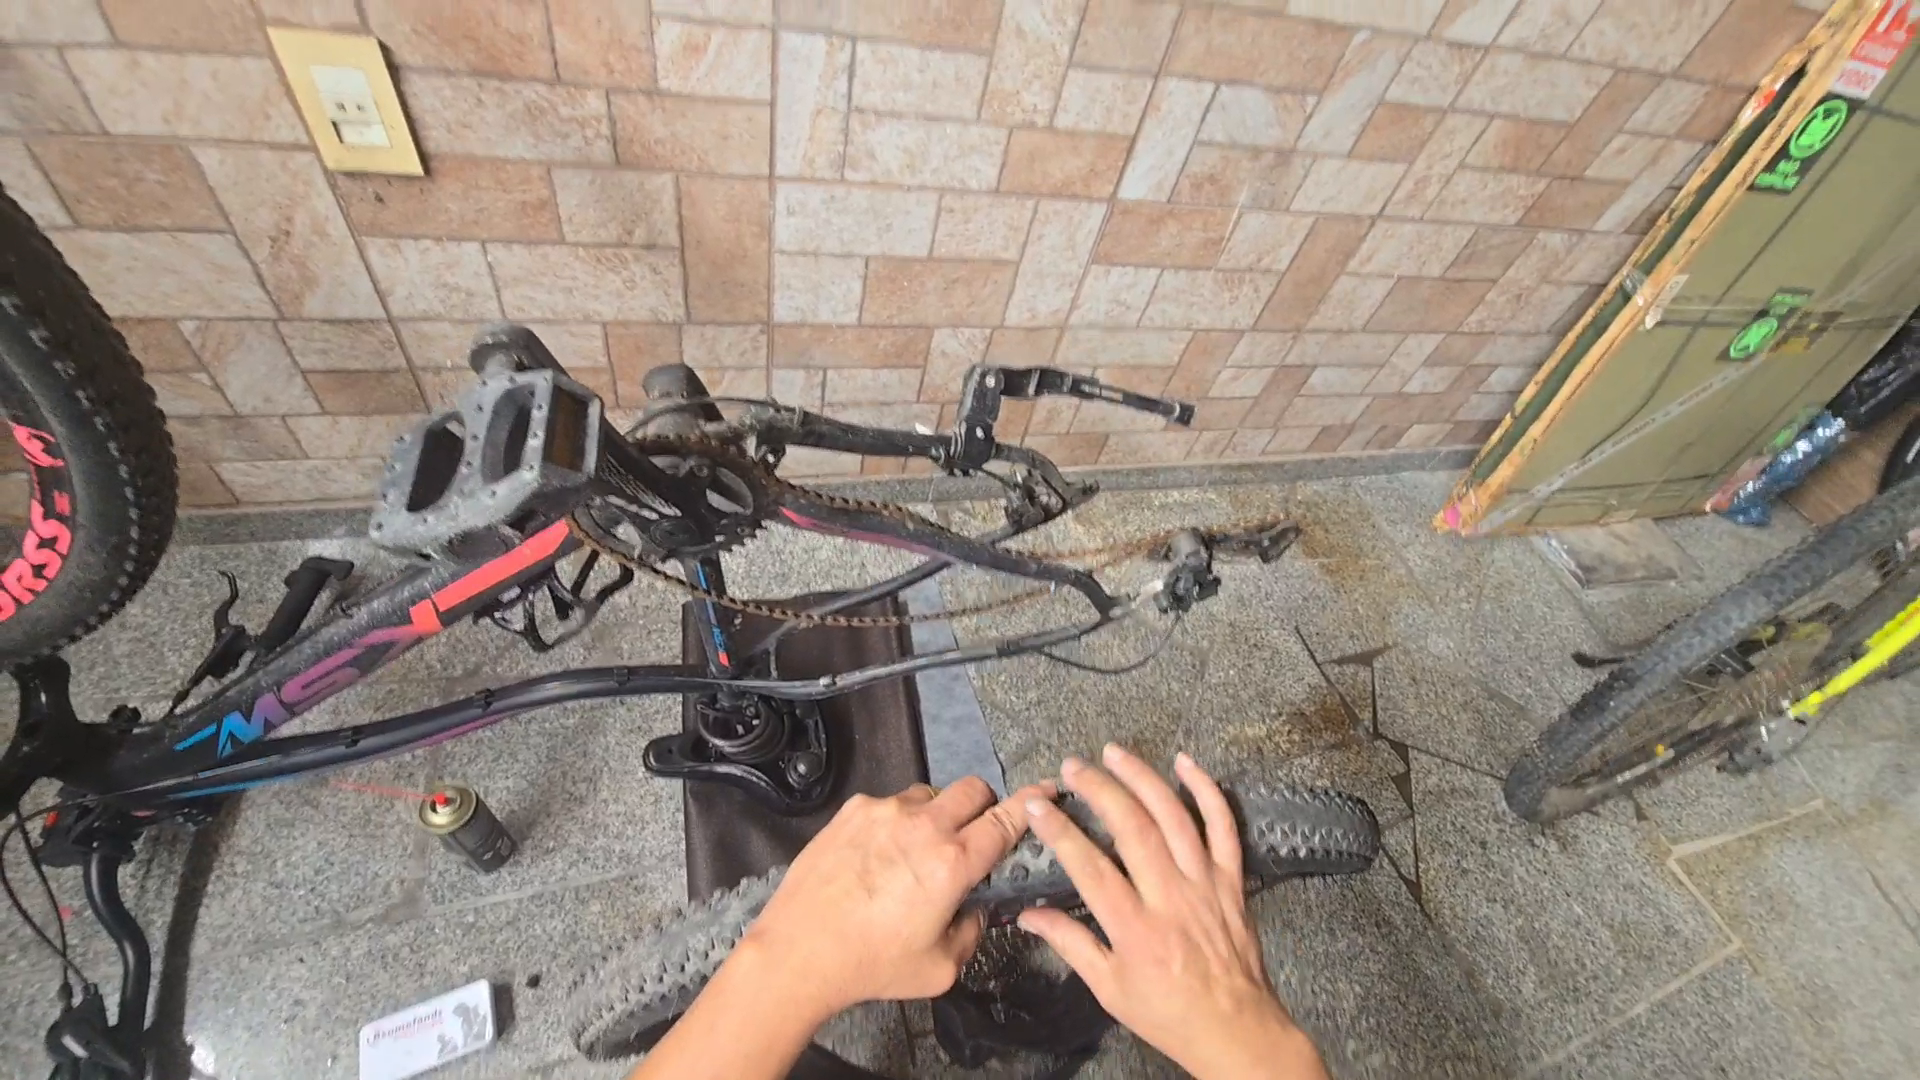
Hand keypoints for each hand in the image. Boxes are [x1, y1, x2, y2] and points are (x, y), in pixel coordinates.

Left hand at [737, 776, 1053, 1022]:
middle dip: (983, 807)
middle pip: (974, 789)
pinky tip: (876, 856)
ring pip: (930, 794)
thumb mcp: (939, 968)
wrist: (799, 950)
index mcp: (952, 863)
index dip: (1031, 803)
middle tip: (971, 836)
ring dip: (936, 814)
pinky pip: (890, 803)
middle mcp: (923, 825)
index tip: (1048, 789)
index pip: (1005, 821)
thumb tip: (977, 906)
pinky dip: (895, 822)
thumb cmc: (872, 963)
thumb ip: (971, 932)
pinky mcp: (854, 808)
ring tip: (914, 851)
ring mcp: (886, 810)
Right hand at [1018, 746, 1327, 1079]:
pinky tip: (1185, 762)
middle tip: (1073, 766)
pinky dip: (1207, 790)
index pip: (1091, 869)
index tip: (1037, 806)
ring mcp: (1205, 884)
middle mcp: (1171, 898)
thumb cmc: (1167, 1013)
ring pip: (1174, 817)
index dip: (1061, 833)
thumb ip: (1069, 944)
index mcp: (1136, 930)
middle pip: (1134, 830)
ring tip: (1114, 752)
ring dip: (1143, 778)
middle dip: (1100, 790)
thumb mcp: (1109, 989)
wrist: (1238, 1032)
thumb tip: (1026, 914)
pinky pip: (1223, 827)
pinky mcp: (1231, 879)